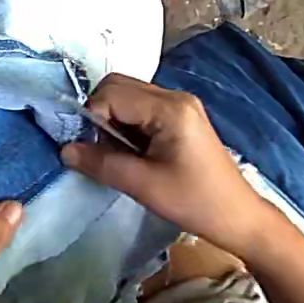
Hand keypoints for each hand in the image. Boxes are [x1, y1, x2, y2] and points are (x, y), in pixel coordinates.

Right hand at [61, 74, 282, 258]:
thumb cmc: (195, 202)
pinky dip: (127, 124)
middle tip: (103, 150)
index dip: (93, 117)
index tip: (92, 149)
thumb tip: (65, 150)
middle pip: (119, 86)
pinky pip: (142, 107)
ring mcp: (180, 104)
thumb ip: (102, 164)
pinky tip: (133, 152)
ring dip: (113, 120)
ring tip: (119, 154)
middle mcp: (175, 96)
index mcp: (169, 108)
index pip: (112, 93)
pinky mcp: (181, 115)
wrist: (238, 216)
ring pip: (128, 95)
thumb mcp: (144, 186)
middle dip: (100, 113)